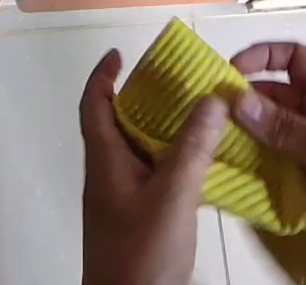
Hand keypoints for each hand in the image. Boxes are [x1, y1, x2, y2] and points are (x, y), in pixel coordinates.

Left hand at [79, 48, 226, 284]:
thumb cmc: (141, 251)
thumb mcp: (173, 194)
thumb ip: (192, 146)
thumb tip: (213, 97)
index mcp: (104, 159)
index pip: (93, 104)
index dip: (102, 75)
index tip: (119, 54)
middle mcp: (105, 174)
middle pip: (113, 124)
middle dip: (137, 99)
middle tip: (170, 83)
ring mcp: (117, 199)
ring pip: (132, 150)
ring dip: (154, 129)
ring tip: (190, 116)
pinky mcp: (132, 220)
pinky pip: (145, 175)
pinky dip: (164, 159)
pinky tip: (193, 165)